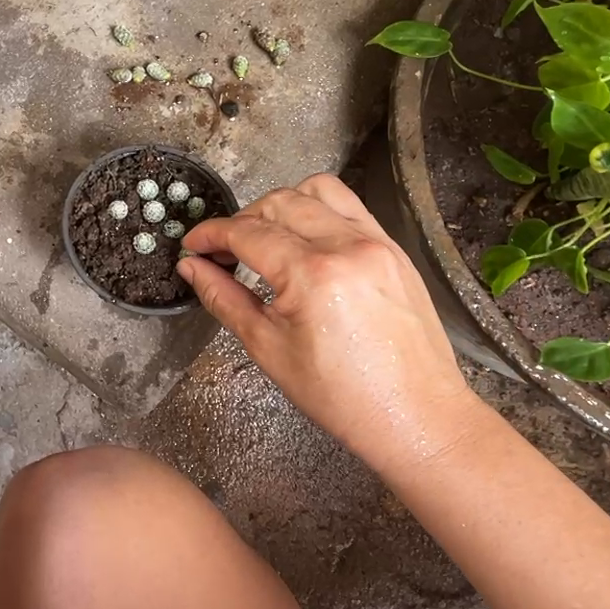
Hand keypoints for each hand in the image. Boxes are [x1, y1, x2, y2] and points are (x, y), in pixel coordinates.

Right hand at [176, 175, 481, 467]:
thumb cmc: (341, 394)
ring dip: (280, 205)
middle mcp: (347, 247)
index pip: (246, 232)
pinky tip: (303, 242)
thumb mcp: (266, 347)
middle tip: (224, 250)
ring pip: (316, 191)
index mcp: (311, 274)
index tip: (192, 246)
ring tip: (266, 237)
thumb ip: (222, 297)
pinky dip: (317, 211)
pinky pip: (348, 207)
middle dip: (241, 219)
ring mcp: (377, 244)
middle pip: (278, 202)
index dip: (210, 235)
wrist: (418, 417)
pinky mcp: (394, 250)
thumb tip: (191, 266)